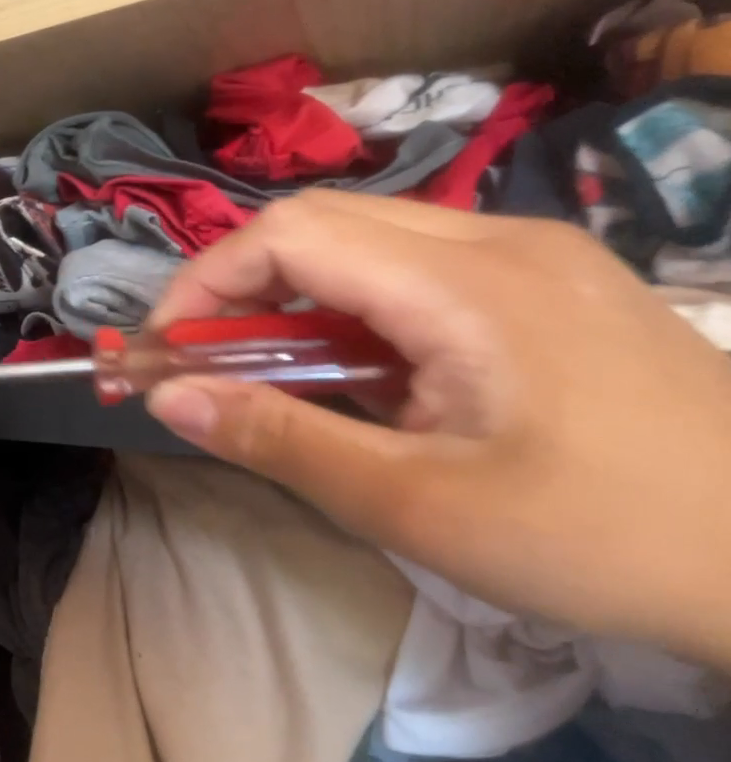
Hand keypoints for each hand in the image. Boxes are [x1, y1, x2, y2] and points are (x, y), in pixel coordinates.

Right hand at [144, 191, 730, 656]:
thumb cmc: (598, 537)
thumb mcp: (410, 502)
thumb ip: (277, 437)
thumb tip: (166, 396)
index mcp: (467, 284)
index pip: (290, 234)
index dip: (203, 282)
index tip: (163, 352)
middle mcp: (501, 242)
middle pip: (323, 224)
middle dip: (237, 287)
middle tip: (202, 365)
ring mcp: (537, 261)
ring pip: (369, 243)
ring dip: (292, 299)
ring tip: (268, 376)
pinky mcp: (554, 291)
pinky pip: (419, 271)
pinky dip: (351, 311)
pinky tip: (358, 375)